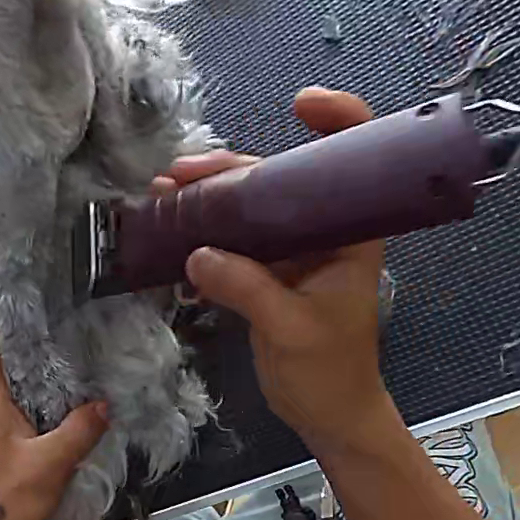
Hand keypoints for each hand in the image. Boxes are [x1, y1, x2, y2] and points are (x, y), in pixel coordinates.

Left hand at [0, 276, 107, 519]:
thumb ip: (77, 432)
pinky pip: (13, 392)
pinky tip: (48, 375)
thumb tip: (104, 403)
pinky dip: (25, 374)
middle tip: (17, 288)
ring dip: (12, 345)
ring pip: (1, 372)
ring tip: (37, 320)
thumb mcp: (48, 464)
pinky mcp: (1, 434)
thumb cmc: (7, 499)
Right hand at [179, 87, 400, 454]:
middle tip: (180, 173)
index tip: (297, 105)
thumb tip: (196, 254)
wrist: (328, 414)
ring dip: (208, 202)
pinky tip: (174, 232)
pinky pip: (234, 244)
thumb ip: (247, 288)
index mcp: (350, 234)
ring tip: (165, 194)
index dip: (336, 121)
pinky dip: (205, 236)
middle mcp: (322, 234)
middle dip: (230, 170)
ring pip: (250, 212)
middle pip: (279, 182)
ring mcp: (292, 255)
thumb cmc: (329, 371)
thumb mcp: (290, 328)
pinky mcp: (267, 277)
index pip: (355, 160)